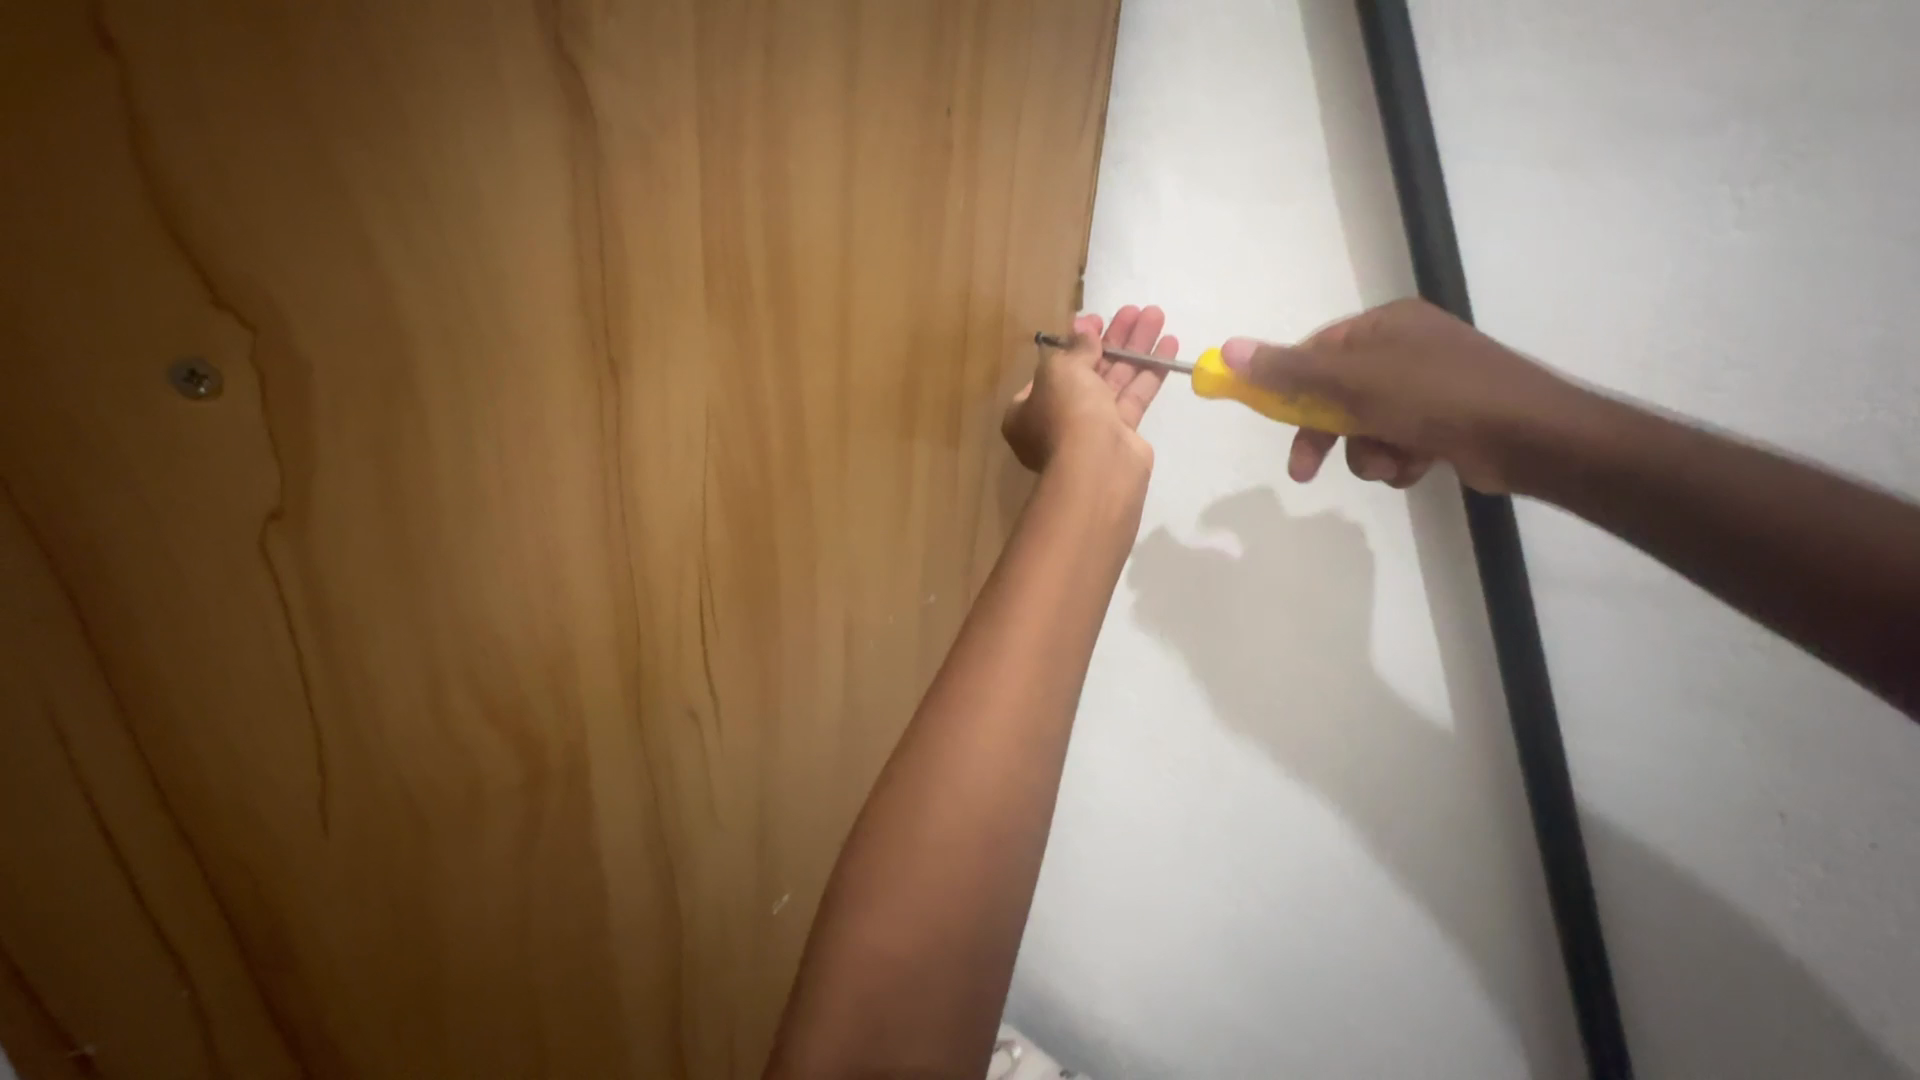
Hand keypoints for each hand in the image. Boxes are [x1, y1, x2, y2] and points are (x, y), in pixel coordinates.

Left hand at [1003, 304, 1176, 473]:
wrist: (1097, 464)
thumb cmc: (1066, 412)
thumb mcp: (1060, 370)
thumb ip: (1075, 347)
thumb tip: (1084, 331)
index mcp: (1027, 408)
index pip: (1052, 370)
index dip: (1074, 343)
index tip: (1097, 321)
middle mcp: (1056, 419)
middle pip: (1087, 371)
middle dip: (1112, 339)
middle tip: (1134, 312)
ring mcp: (1090, 429)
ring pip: (1114, 381)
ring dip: (1135, 348)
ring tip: (1156, 316)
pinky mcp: (1121, 435)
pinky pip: (1134, 397)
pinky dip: (1150, 371)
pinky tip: (1168, 345)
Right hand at [1221, 298, 1582, 492]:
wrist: (1528, 437)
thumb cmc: (1435, 397)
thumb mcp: (1351, 381)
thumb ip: (1288, 369)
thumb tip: (1228, 350)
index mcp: (1385, 325)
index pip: (1316, 351)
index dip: (1290, 386)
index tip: (1273, 419)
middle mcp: (1406, 349)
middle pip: (1336, 393)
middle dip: (1326, 434)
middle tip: (1305, 470)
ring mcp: (1428, 386)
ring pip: (1364, 426)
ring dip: (1366, 452)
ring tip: (1390, 462)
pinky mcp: (1446, 421)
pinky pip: (1396, 442)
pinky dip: (1398, 459)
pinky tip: (1417, 465)